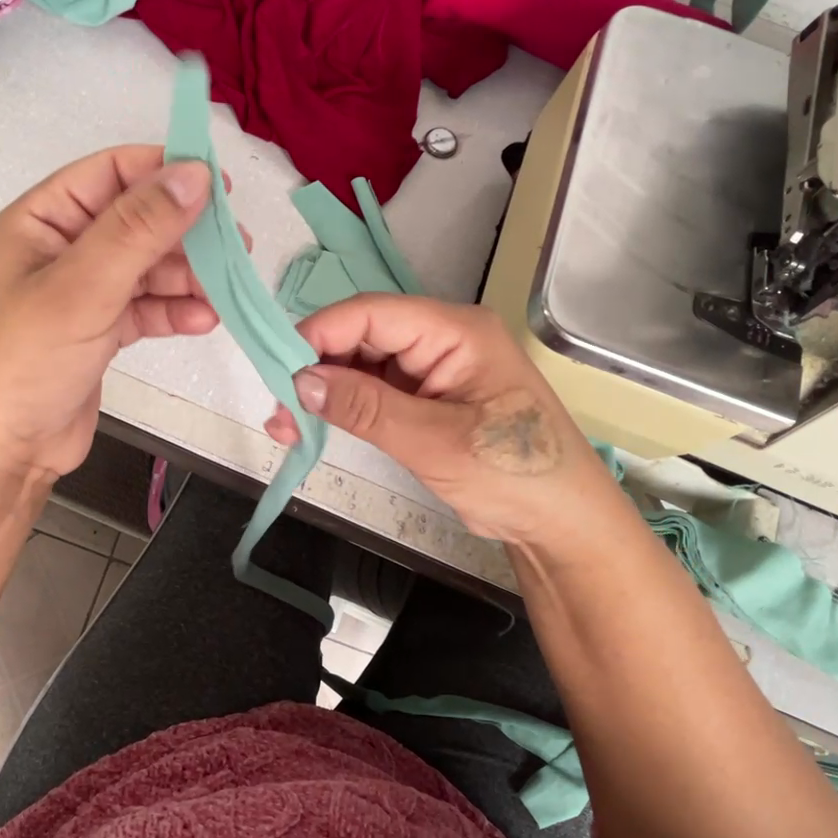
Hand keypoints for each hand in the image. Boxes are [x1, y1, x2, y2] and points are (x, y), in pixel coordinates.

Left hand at [0, 145, 221, 483]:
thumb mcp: (80, 289)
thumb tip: (195, 173)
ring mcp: (81, 294)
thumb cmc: (23, 363)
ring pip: (147, 267)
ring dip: (187, 276)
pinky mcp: (97, 333)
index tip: (220, 188)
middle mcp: (61, 249)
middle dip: (185, 232)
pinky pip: (145, 308)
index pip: (112, 174)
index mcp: (42, 220)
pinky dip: (174, 312)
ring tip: (226, 292)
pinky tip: (204, 321)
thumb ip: (138, 229)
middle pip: (137, 221)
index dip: (165, 173)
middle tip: (237, 248)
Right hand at [263, 294, 614, 542]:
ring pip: (361, 366)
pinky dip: (341, 409)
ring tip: (284, 426)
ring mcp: (432, 372)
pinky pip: (372, 393)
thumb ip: (364, 406)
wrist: (561, 524)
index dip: (320, 333)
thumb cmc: (513, 474)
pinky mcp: (425, 401)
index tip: (276, 366)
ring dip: (322, 392)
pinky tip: (309, 428)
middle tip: (277, 409)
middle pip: (362, 337)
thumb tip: (299, 380)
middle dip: (315, 368)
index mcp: (455, 332)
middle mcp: (440, 341)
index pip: (372, 313)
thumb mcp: (433, 440)